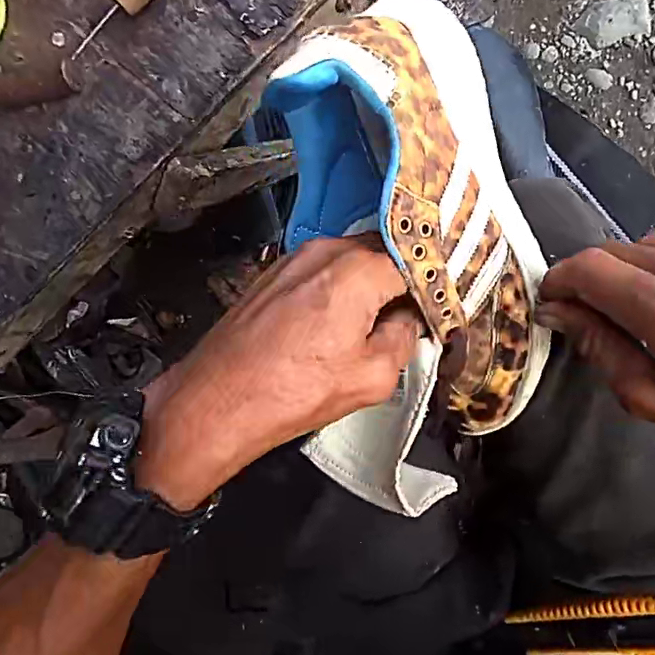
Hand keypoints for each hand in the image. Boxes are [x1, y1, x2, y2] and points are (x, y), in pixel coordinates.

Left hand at [136, 237, 422, 509]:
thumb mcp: (371, 378)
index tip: (436, 306)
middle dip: (400, 282)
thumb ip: (403, 339)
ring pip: (349, 262)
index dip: (430, 286)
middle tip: (411, 316)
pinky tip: (335, 327)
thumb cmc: (285, 391)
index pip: (414, 262)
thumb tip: (407, 323)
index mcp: (355, 272)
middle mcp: (322, 253)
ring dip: (367, 287)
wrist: (218, 401)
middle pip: (381, 254)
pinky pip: (320, 273)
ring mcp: (292, 261)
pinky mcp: (272, 276)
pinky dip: (337, 291)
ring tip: (371, 327)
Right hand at [537, 234, 654, 508]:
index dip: (560, 279)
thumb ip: (600, 346)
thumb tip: (561, 314)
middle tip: (588, 306)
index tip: (553, 294)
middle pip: (619, 249)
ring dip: (636, 271)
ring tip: (646, 310)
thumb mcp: (652, 399)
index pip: (591, 269)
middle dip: (593, 276)